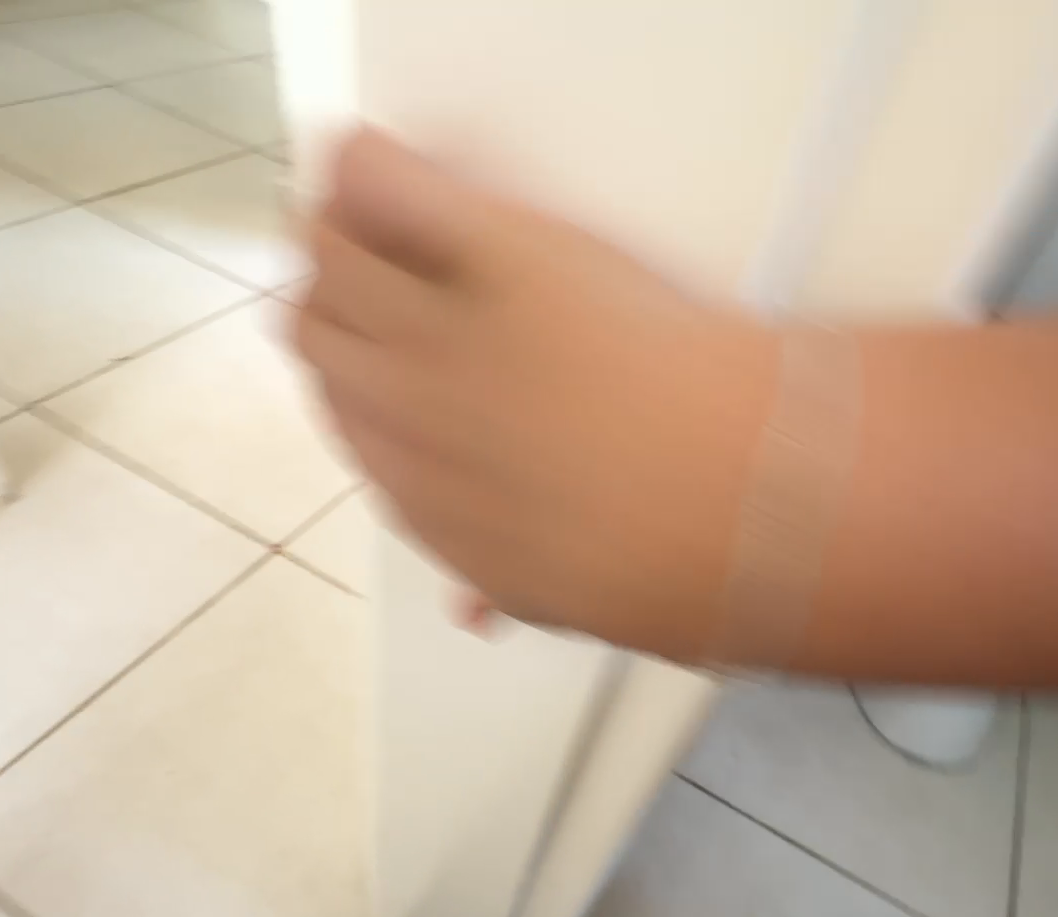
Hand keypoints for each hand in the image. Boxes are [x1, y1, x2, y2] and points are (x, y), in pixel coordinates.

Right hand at [289, 130, 778, 658]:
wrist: (740, 502)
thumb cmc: (666, 557)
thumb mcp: (562, 599)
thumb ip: (500, 588)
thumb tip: (470, 611)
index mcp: (420, 496)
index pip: (344, 414)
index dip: (358, 373)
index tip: (384, 346)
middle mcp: (407, 410)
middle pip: (318, 331)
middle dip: (338, 301)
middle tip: (374, 269)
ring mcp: (443, 329)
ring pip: (330, 255)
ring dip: (344, 230)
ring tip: (381, 213)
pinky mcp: (498, 252)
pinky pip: (380, 183)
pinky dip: (369, 167)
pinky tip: (377, 164)